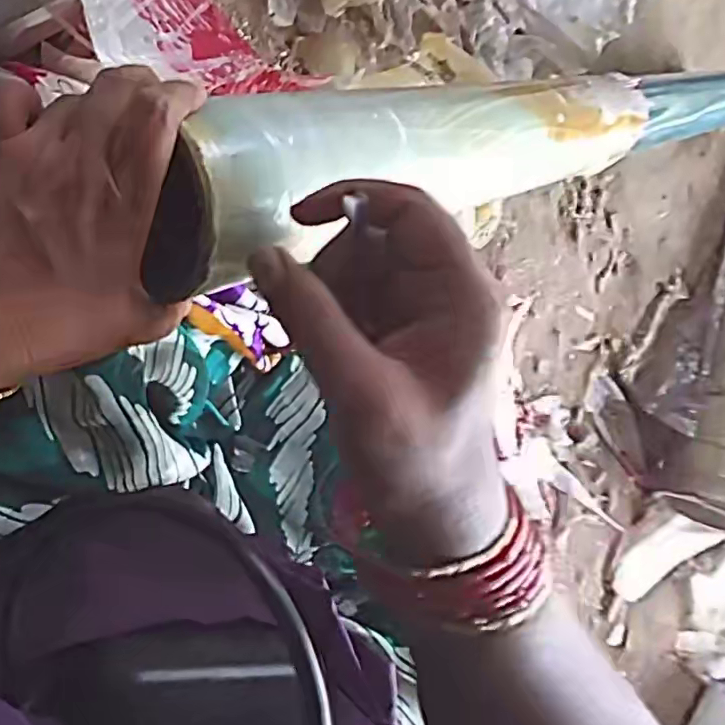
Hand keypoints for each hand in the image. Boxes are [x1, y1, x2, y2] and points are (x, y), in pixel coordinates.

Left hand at [0, 67, 205, 389]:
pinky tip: (38, 115)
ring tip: (106, 121)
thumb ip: (171, 302)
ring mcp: (32, 149)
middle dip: (149, 84)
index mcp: (123, 200)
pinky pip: (12, 96)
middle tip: (158, 104)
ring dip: (101, 98)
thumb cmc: (48, 325)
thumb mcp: (132, 324)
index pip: (157, 116)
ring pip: (76, 94)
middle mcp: (80, 161)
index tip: (193, 103)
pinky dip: (31, 97)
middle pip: (121, 88)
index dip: (181, 94)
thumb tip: (190, 291)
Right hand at [250, 180, 508, 566]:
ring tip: (325, 352)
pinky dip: (327, 313)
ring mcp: (423, 306)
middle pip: (374, 237)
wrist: (437, 525)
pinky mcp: (401, 326)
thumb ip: (310, 317)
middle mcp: (447, 287)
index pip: (409, 208)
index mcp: (462, 291)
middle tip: (313, 327)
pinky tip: (329, 354)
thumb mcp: (358, 390)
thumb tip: (262, 254)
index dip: (351, 199)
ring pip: (357, 263)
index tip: (295, 220)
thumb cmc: (414, 464)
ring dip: (325, 296)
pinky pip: (352, 293)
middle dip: (332, 271)